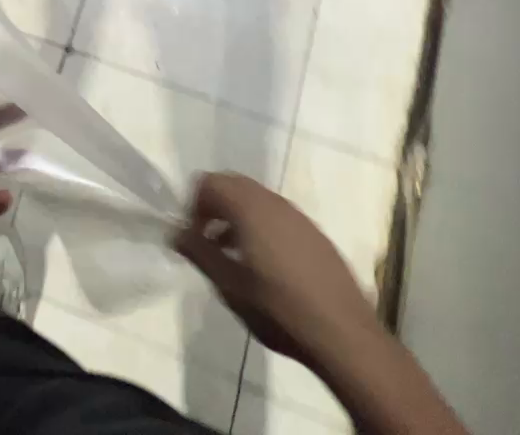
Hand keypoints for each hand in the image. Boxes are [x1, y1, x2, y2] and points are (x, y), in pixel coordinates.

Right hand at [174, 172, 381, 368]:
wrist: (345, 337)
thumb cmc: (279, 309)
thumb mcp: (228, 285)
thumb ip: (199, 252)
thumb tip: (175, 232)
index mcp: (250, 209)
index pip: (210, 182)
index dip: (193, 204)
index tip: (192, 234)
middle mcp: (275, 203)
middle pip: (234, 184)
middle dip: (214, 205)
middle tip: (207, 240)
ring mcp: (299, 217)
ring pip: (257, 199)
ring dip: (237, 216)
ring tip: (233, 255)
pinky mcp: (316, 234)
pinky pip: (279, 215)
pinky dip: (261, 225)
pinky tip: (265, 264)